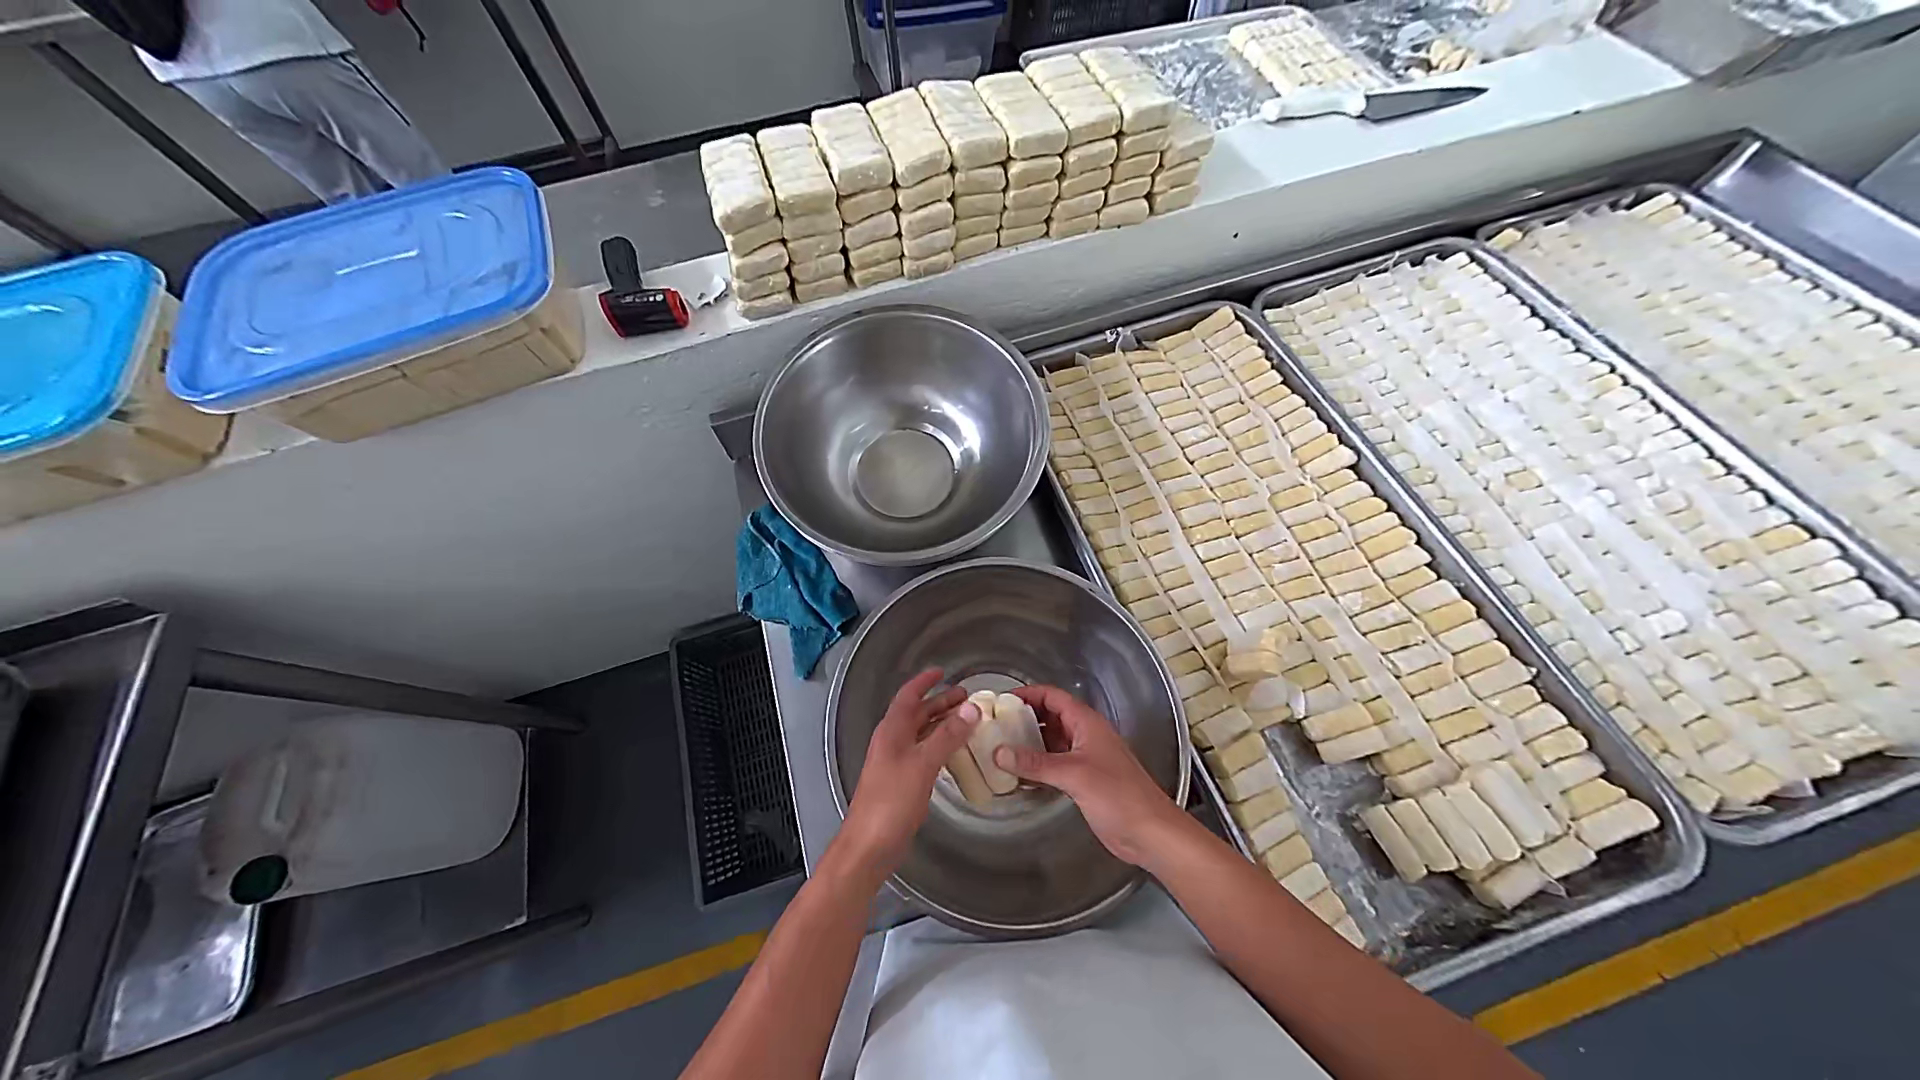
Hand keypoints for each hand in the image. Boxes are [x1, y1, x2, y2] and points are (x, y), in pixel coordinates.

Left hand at [836, 668, 979, 880]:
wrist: (868, 846)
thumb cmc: (890, 802)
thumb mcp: (922, 764)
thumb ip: (947, 736)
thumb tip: (970, 709)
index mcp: (891, 731)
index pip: (908, 696)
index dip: (924, 682)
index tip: (942, 671)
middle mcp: (892, 742)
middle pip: (917, 714)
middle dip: (940, 702)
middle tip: (965, 696)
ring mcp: (896, 762)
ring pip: (922, 734)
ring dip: (942, 724)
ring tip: (967, 720)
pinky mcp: (903, 782)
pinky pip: (924, 753)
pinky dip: (941, 746)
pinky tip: (955, 752)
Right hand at [994, 685, 1189, 868]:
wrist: (1149, 832)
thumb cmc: (1120, 795)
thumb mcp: (1073, 774)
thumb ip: (1035, 763)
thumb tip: (1001, 753)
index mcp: (1087, 723)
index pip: (1053, 697)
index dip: (1028, 694)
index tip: (1003, 700)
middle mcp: (1086, 736)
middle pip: (1051, 717)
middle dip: (1024, 718)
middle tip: (997, 724)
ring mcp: (1085, 758)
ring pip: (1052, 742)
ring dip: (1029, 743)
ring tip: (1002, 747)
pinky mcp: (1084, 780)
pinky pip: (1055, 765)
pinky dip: (1037, 766)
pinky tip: (1020, 774)